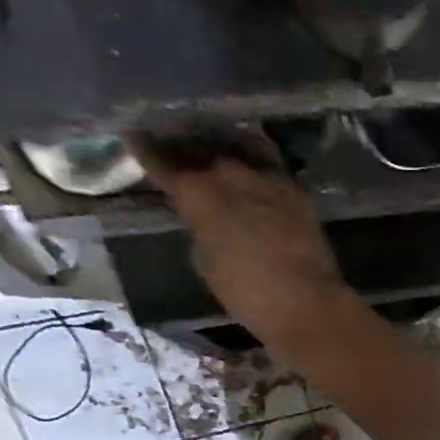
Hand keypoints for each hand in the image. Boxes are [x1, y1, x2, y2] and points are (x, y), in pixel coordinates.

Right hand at [130, 136, 355, 344]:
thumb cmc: (247, 294)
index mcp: (197, 194)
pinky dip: (256, 163)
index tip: (135, 139)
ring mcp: (265, 175)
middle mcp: (228, 173)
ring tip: (216, 153)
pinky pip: (269, 164)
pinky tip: (253, 169)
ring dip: (223, 151)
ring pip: (236, 150)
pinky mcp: (294, 187)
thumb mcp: (207, 264)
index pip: (164, 165)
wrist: (304, 301)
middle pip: (201, 153)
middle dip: (187, 151)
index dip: (147, 153)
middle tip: (178, 150)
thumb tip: (206, 219)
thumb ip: (200, 230)